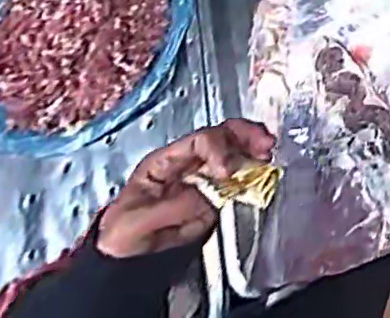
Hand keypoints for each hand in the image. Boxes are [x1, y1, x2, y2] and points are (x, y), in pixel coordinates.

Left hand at [96, 120, 274, 257]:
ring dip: (257, 145)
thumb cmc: (123, 237)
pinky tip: (264, 169)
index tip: (228, 171)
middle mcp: (192, 158)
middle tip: (265, 146)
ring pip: (242, 141)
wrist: (134, 258)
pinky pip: (247, 164)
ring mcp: (211, 167)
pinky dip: (259, 163)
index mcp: (166, 161)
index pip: (202, 140)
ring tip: (267, 156)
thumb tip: (212, 193)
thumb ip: (173, 207)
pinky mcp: (225, 181)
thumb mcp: (135, 225)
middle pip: (226, 131)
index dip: (220, 150)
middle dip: (249, 135)